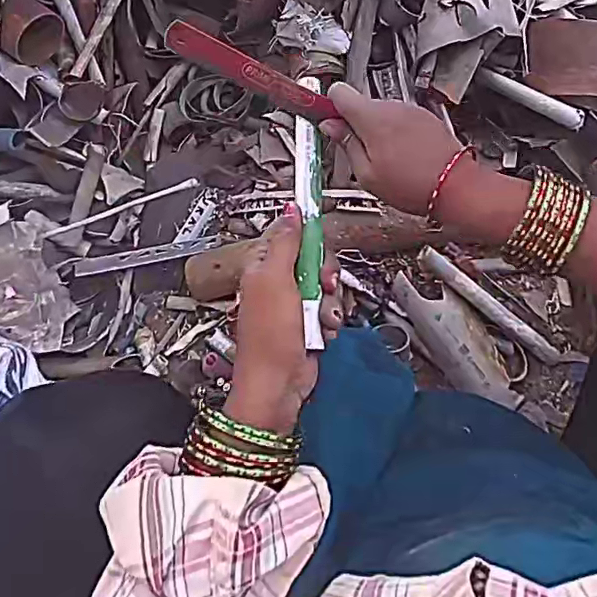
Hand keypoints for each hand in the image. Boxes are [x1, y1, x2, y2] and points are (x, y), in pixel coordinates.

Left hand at [225, 207, 342, 433]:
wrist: (279, 387)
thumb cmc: (270, 336)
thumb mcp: (275, 280)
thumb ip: (286, 243)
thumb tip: (291, 210)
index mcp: (264, 267)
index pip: (293, 235)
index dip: (309, 240)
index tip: (318, 248)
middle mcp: (280, 282)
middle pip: (315, 258)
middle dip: (324, 274)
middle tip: (321, 285)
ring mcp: (296, 303)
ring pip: (327, 284)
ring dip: (330, 301)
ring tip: (320, 317)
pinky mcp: (311, 322)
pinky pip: (332, 307)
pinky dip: (331, 318)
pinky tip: (323, 329)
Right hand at [319, 84, 465, 214]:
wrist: (456, 186)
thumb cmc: (413, 185)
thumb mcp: (367, 173)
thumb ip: (346, 144)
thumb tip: (330, 126)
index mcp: (372, 117)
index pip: (339, 92)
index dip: (329, 107)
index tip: (326, 121)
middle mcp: (392, 106)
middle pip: (360, 105)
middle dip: (355, 125)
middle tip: (358, 154)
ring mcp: (410, 110)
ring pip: (381, 113)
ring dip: (376, 131)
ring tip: (385, 161)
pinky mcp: (424, 117)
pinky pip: (400, 120)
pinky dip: (396, 134)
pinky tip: (402, 157)